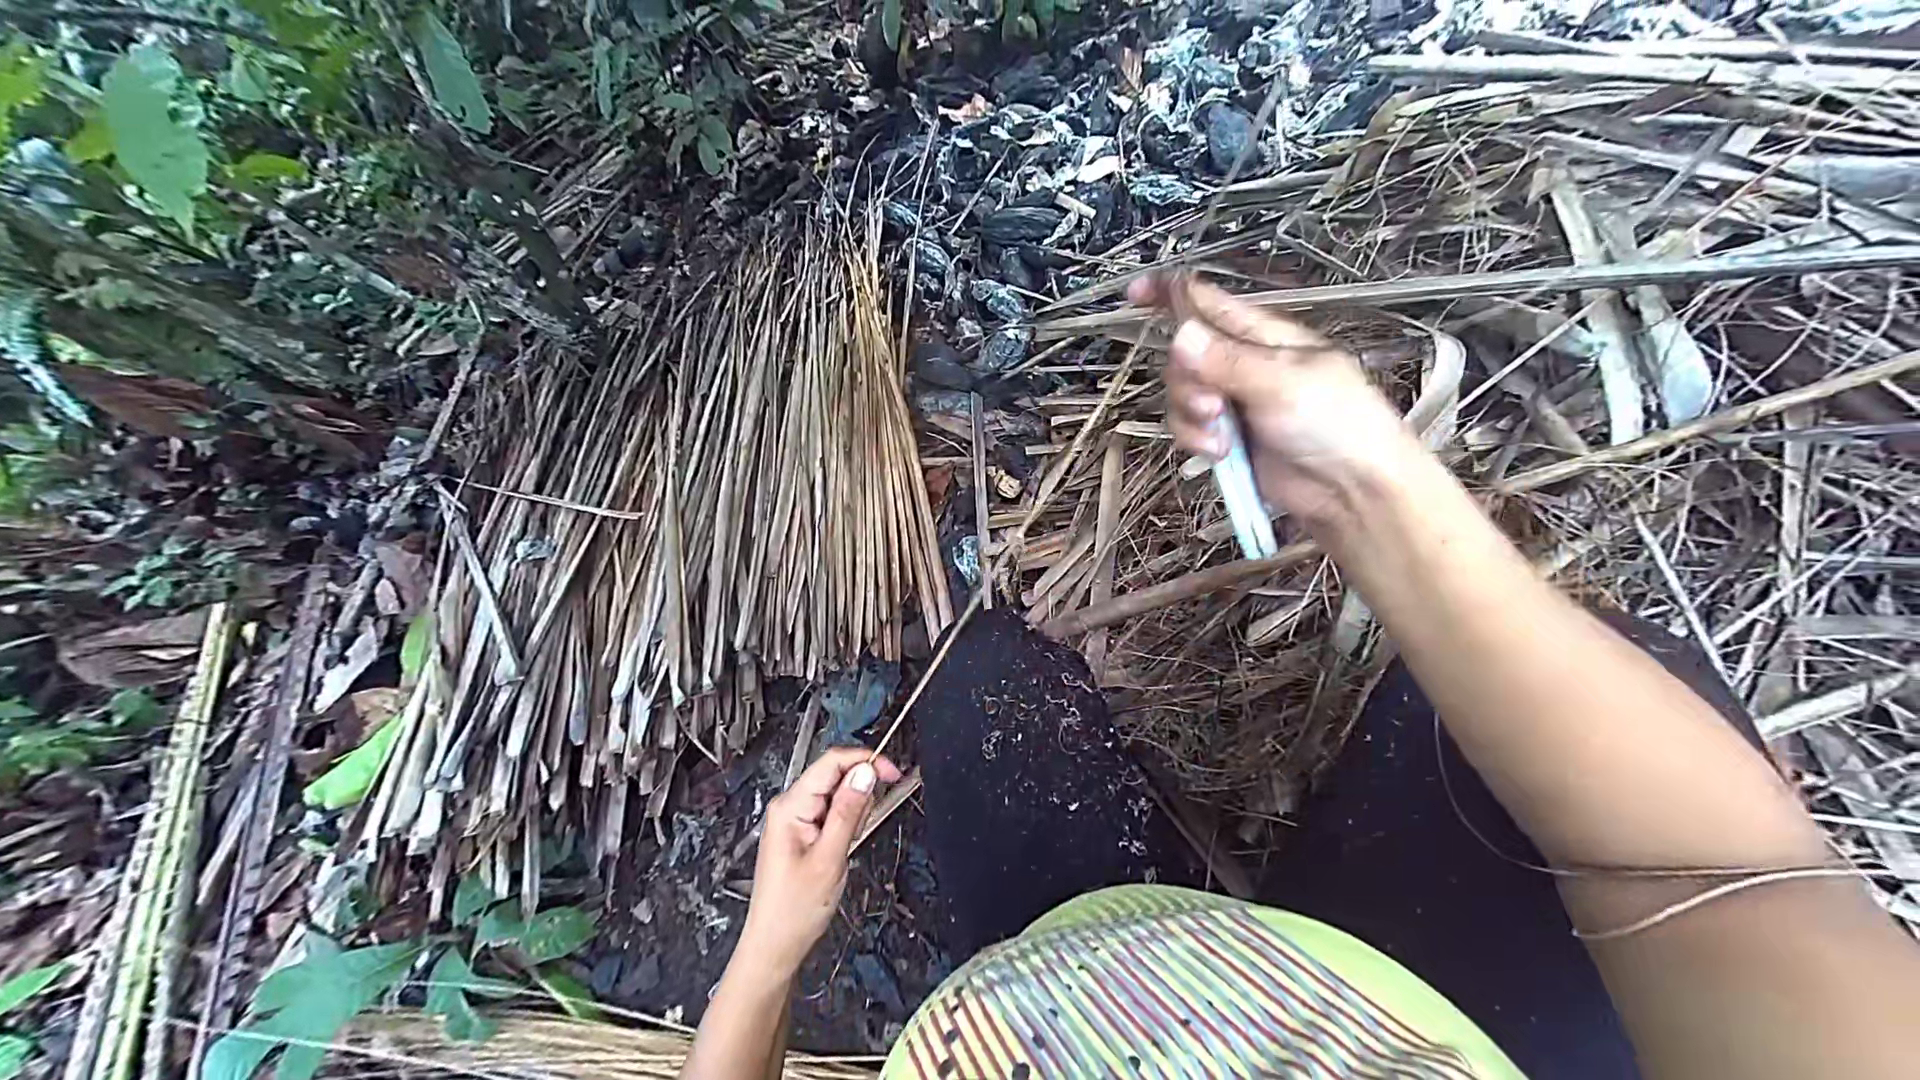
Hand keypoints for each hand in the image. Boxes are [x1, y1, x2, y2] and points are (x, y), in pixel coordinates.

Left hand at [735, 748, 902, 976]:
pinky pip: (832, 810)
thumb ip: (848, 811)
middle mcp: (790, 805)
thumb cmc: (794, 911)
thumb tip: (865, 772)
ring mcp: (795, 817)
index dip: (865, 760)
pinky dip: (846, 823)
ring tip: (847, 843)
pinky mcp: (802, 829)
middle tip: (862, 825)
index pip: (832, 762)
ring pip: (837, 792)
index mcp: (790, 806)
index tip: (892, 772)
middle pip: (836, 774)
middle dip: (859, 793)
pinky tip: (842, 846)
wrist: (775, 947)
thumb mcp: (829, 858)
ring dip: (853, 811)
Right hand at [1128, 274, 1419, 531]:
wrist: (1348, 489)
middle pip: (1183, 357)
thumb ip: (1226, 361)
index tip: (1134, 292)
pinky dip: (1196, 440)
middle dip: (1187, 383)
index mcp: (1262, 335)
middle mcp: (1240, 364)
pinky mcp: (1223, 437)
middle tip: (1214, 406)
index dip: (1170, 292)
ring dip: (1192, 418)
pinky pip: (1187, 428)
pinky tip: (1220, 453)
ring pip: (1180, 396)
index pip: (1207, 301)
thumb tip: (1179, 333)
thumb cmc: (1336, 423)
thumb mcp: (1282, 383)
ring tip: (1222, 437)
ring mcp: (1230, 402)